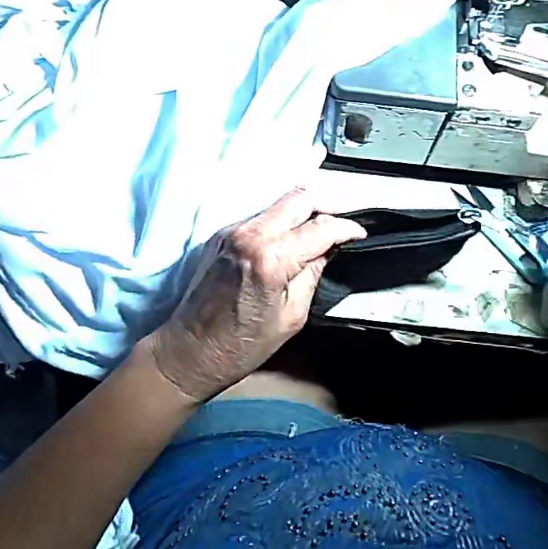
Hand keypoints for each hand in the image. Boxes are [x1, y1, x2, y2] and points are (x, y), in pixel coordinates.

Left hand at [143, 189, 366, 401]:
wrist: (189, 350)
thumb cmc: (240, 345)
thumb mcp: (292, 315)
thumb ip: (312, 273)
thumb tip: (328, 249)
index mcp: (270, 259)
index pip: (320, 226)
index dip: (346, 228)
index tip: (358, 234)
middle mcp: (249, 235)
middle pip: (299, 198)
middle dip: (325, 208)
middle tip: (337, 228)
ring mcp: (232, 231)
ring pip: (278, 204)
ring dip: (301, 214)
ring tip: (314, 236)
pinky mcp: (221, 234)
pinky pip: (260, 217)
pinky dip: (280, 223)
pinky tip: (287, 243)